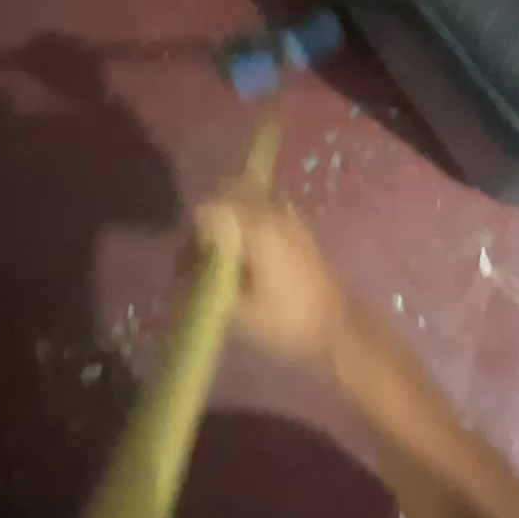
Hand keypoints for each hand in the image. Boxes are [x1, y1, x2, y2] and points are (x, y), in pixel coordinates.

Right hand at [194, 185, 350, 369]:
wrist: (335, 327)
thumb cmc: (286, 322)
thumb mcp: (239, 312)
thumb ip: (209, 284)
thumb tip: (184, 271)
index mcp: (259, 230)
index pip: (215, 205)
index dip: (197, 223)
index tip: (190, 251)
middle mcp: (276, 214)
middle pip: (235, 190)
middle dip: (213, 209)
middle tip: (201, 243)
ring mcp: (292, 218)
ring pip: (254, 194)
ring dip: (234, 207)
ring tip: (221, 241)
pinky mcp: (302, 228)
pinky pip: (270, 206)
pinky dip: (253, 213)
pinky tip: (248, 243)